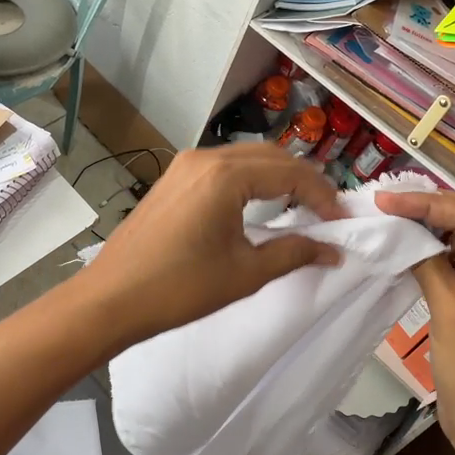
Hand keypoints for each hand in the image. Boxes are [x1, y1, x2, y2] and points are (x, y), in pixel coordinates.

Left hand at [73, 143, 343, 347]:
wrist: (112, 298)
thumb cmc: (180, 287)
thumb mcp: (245, 273)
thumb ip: (293, 253)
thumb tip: (333, 250)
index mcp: (225, 175)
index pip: (289, 172)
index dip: (322, 195)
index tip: (342, 221)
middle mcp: (205, 157)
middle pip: (269, 156)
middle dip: (303, 180)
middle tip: (326, 213)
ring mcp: (185, 164)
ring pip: (245, 157)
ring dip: (277, 176)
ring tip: (300, 207)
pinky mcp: (173, 177)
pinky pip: (223, 166)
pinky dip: (250, 179)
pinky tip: (261, 204)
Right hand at [376, 189, 454, 454]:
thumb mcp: (452, 315)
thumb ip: (430, 263)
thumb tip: (404, 229)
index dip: (425, 203)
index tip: (383, 199)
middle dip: (428, 207)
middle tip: (384, 201)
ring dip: (428, 228)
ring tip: (389, 216)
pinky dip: (431, 253)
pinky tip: (405, 246)